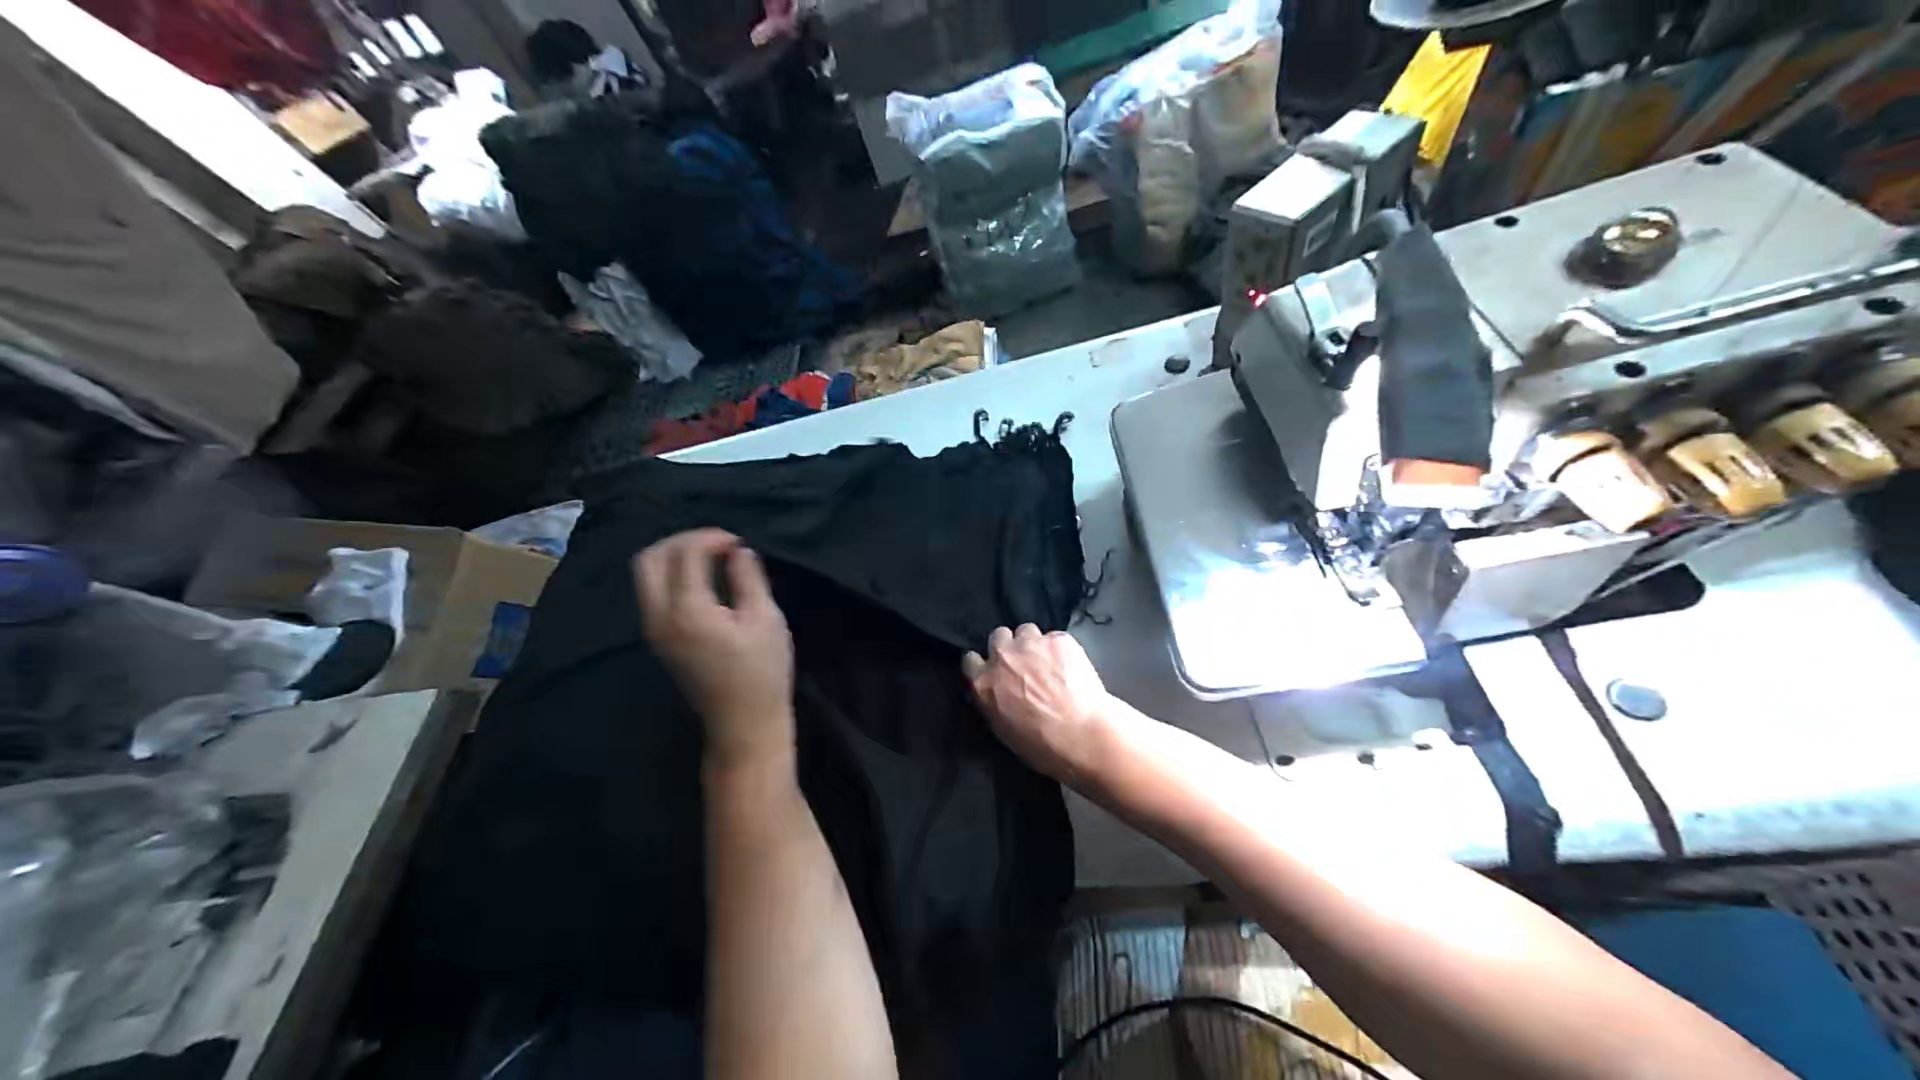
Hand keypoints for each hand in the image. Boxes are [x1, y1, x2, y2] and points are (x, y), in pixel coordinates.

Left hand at [633, 529, 793, 766]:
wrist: (744, 724)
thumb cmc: (762, 673)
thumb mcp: (766, 620)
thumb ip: (749, 579)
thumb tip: (739, 551)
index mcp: (688, 610)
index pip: (685, 553)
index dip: (711, 538)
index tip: (739, 543)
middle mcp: (660, 617)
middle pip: (650, 559)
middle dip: (683, 541)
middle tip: (718, 544)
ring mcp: (654, 630)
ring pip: (647, 575)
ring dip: (675, 557)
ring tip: (713, 558)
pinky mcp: (659, 639)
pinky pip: (653, 593)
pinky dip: (673, 575)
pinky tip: (704, 579)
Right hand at [963, 625, 1115, 785]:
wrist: (1083, 735)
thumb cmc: (1042, 745)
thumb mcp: (1003, 730)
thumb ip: (992, 702)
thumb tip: (996, 692)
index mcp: (984, 683)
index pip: (971, 660)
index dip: (984, 664)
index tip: (995, 672)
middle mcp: (1003, 657)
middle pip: (998, 637)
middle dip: (1009, 647)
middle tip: (1024, 664)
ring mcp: (1031, 644)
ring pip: (1026, 630)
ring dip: (1033, 643)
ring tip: (1049, 661)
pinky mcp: (1059, 639)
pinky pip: (1055, 637)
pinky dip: (1060, 648)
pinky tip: (1070, 665)